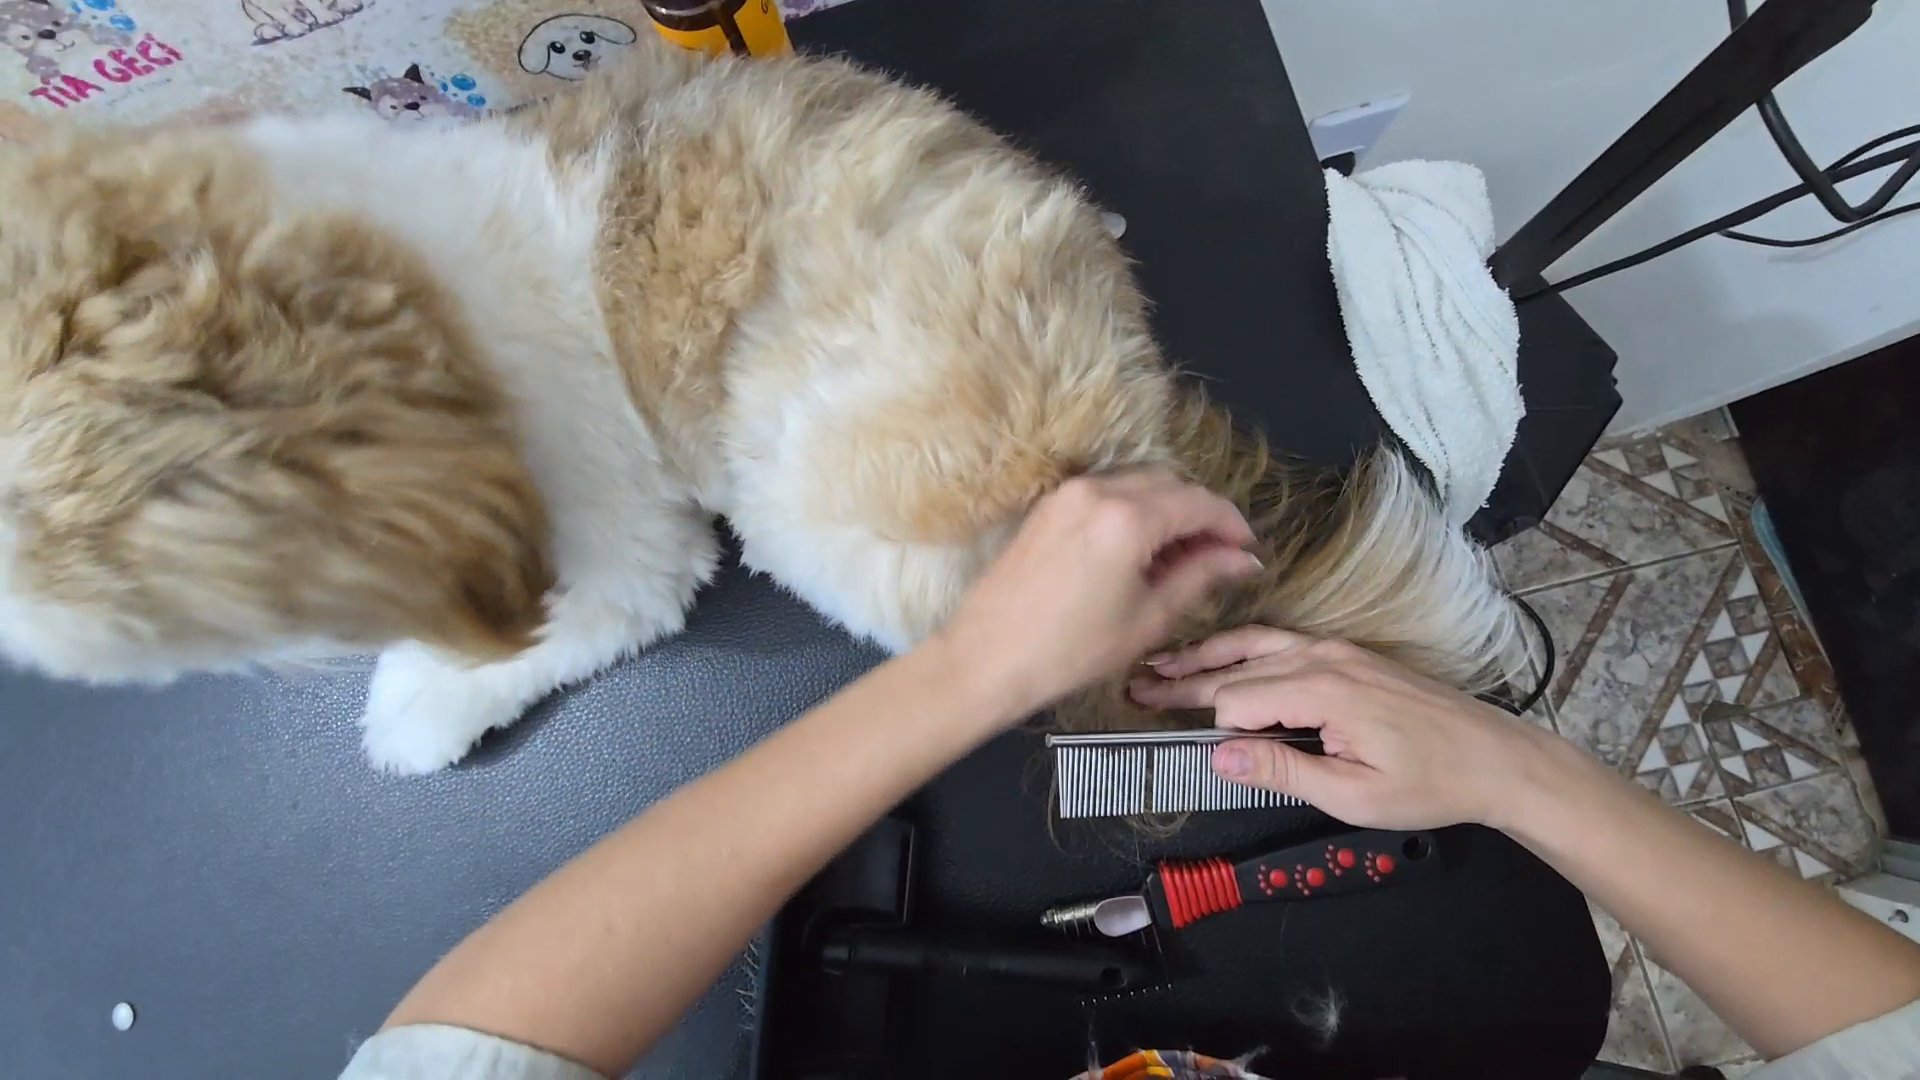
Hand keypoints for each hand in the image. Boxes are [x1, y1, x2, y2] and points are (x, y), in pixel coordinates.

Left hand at [939, 471, 1259, 718]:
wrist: (987, 657)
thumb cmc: (1070, 650)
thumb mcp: (1147, 619)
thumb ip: (1200, 577)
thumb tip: (1240, 559)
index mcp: (1127, 517)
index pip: (1199, 502)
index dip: (1231, 523)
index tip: (1247, 549)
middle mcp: (1096, 490)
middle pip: (1169, 483)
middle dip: (1199, 514)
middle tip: (1215, 557)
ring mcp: (1065, 494)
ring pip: (1136, 484)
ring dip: (1165, 510)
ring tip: (1177, 560)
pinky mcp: (1046, 506)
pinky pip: (1104, 493)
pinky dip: (1131, 511)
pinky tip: (1137, 552)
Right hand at [1128, 626, 1555, 829]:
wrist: (1498, 757)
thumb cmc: (1429, 784)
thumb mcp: (1353, 794)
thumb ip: (1280, 769)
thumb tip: (1215, 753)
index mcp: (1319, 690)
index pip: (1235, 701)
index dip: (1213, 728)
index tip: (1195, 746)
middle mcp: (1318, 657)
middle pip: (1232, 666)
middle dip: (1182, 680)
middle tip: (1135, 686)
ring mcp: (1330, 648)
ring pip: (1248, 645)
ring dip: (1202, 657)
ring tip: (1161, 664)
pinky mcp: (1341, 650)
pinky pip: (1275, 641)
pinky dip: (1237, 647)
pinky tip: (1218, 651)